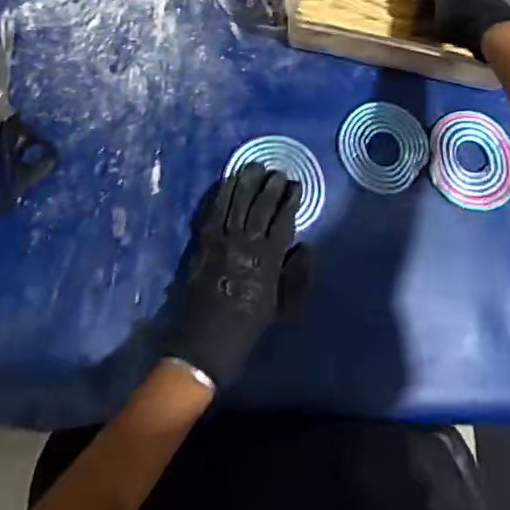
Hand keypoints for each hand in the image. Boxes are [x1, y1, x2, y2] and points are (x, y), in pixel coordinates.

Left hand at [164, 163, 309, 389]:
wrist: (205, 343)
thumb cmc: (247, 325)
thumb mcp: (281, 304)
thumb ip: (296, 273)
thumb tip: (305, 245)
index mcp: (269, 258)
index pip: (284, 218)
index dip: (291, 199)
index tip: (296, 184)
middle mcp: (246, 243)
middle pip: (261, 204)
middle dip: (272, 185)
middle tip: (278, 172)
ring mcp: (222, 240)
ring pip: (237, 201)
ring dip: (247, 181)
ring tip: (255, 166)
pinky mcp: (203, 242)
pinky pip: (213, 210)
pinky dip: (221, 193)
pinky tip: (228, 181)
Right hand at [414, 0, 509, 61]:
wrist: (495, 28)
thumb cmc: (460, 28)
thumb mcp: (437, 31)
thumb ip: (423, 29)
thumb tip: (415, 29)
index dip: (420, 7)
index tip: (418, 18)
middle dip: (437, 2)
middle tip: (434, 16)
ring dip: (454, 2)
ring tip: (452, 17)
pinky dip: (468, 5)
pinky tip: (469, 17)